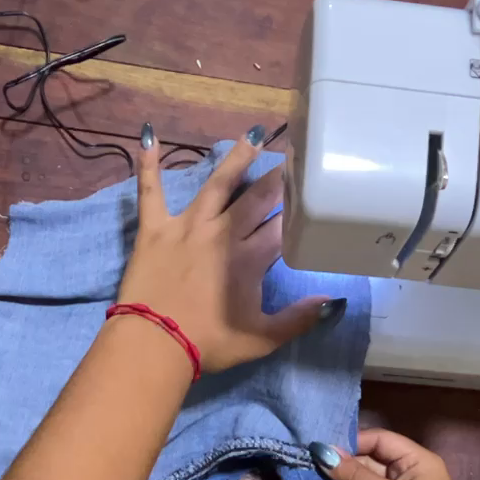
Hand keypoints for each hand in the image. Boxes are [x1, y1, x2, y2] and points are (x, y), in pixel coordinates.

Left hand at [116, 124, 334, 373]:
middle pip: (256, 198)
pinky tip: (148, 136)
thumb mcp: (262, 339)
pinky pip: (150, 190)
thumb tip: (332, 301)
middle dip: (277, 178)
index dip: (297, 210)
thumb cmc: (209, 343)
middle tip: (293, 157)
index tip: (312, 191)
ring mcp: (188, 226)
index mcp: (251, 259)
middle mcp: (223, 233)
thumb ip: (298, 319)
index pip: (281, 228)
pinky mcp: (155, 228)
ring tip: (253, 136)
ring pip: (217, 184)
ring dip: (237, 159)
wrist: (156, 344)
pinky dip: (148, 164)